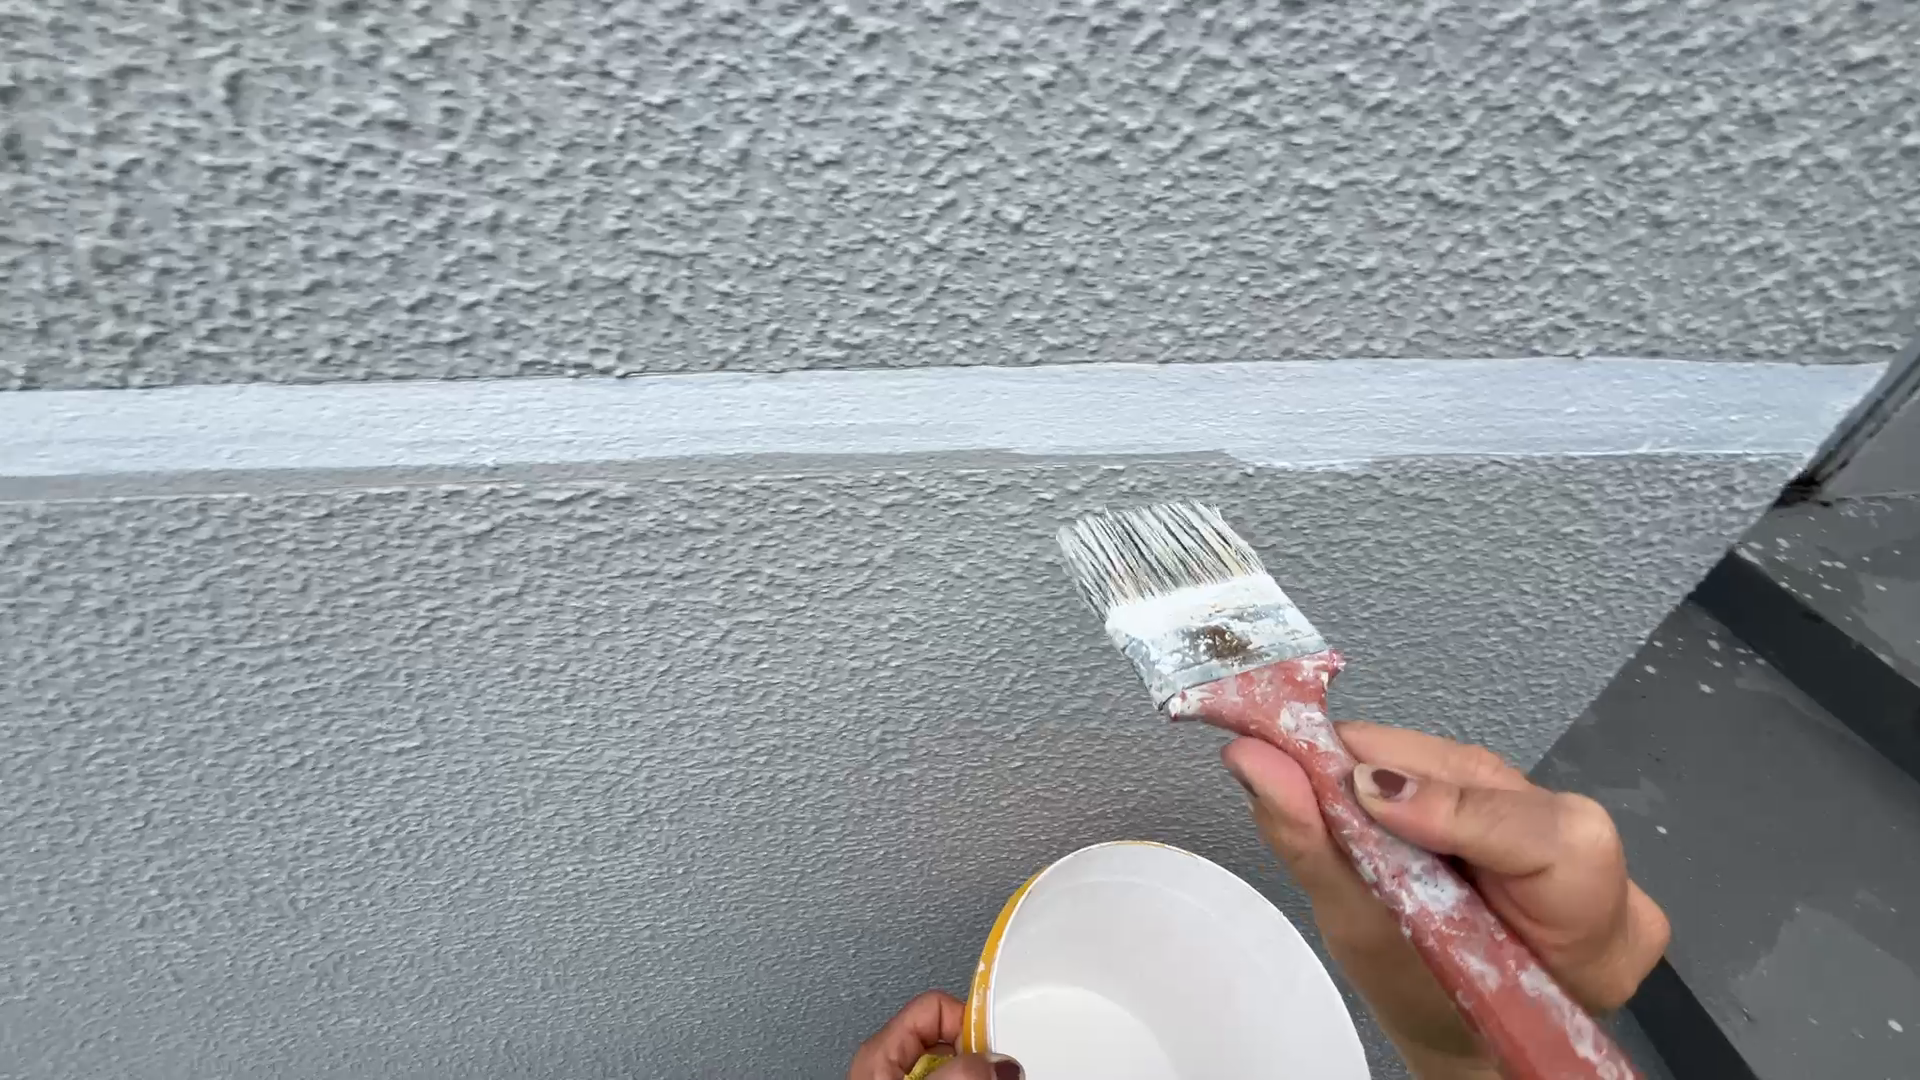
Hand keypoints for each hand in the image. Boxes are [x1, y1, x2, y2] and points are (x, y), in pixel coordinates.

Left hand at [848, 991, 1023, 1079]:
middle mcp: (892, 1065)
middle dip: (981, 1051)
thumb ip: (955, 1072)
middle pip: (952, 1037)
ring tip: (994, 1077)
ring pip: (958, 1064)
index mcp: (881, 1049)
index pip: (938, 1005)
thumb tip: (998, 1061)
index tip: (997, 1042)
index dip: (971, 1019)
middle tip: (999, 1070)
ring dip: (981, 1071)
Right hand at [1222, 722, 1669, 1079]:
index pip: (1550, 840)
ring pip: (1460, 764)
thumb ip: (1312, 843)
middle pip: (1485, 782)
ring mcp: (1564, 825)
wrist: (1459, 1015)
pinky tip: (1357, 795)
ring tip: (1323, 791)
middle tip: (1298, 772)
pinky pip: (1452, 766)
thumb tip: (1249, 758)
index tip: (1355, 791)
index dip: (1452, 804)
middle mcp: (1597, 866)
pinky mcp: (1523, 800)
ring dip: (1377, 768)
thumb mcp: (1358, 933)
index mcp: (1588, 927)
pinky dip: (1388, 770)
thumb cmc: (1422, 995)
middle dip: (1382, 769)